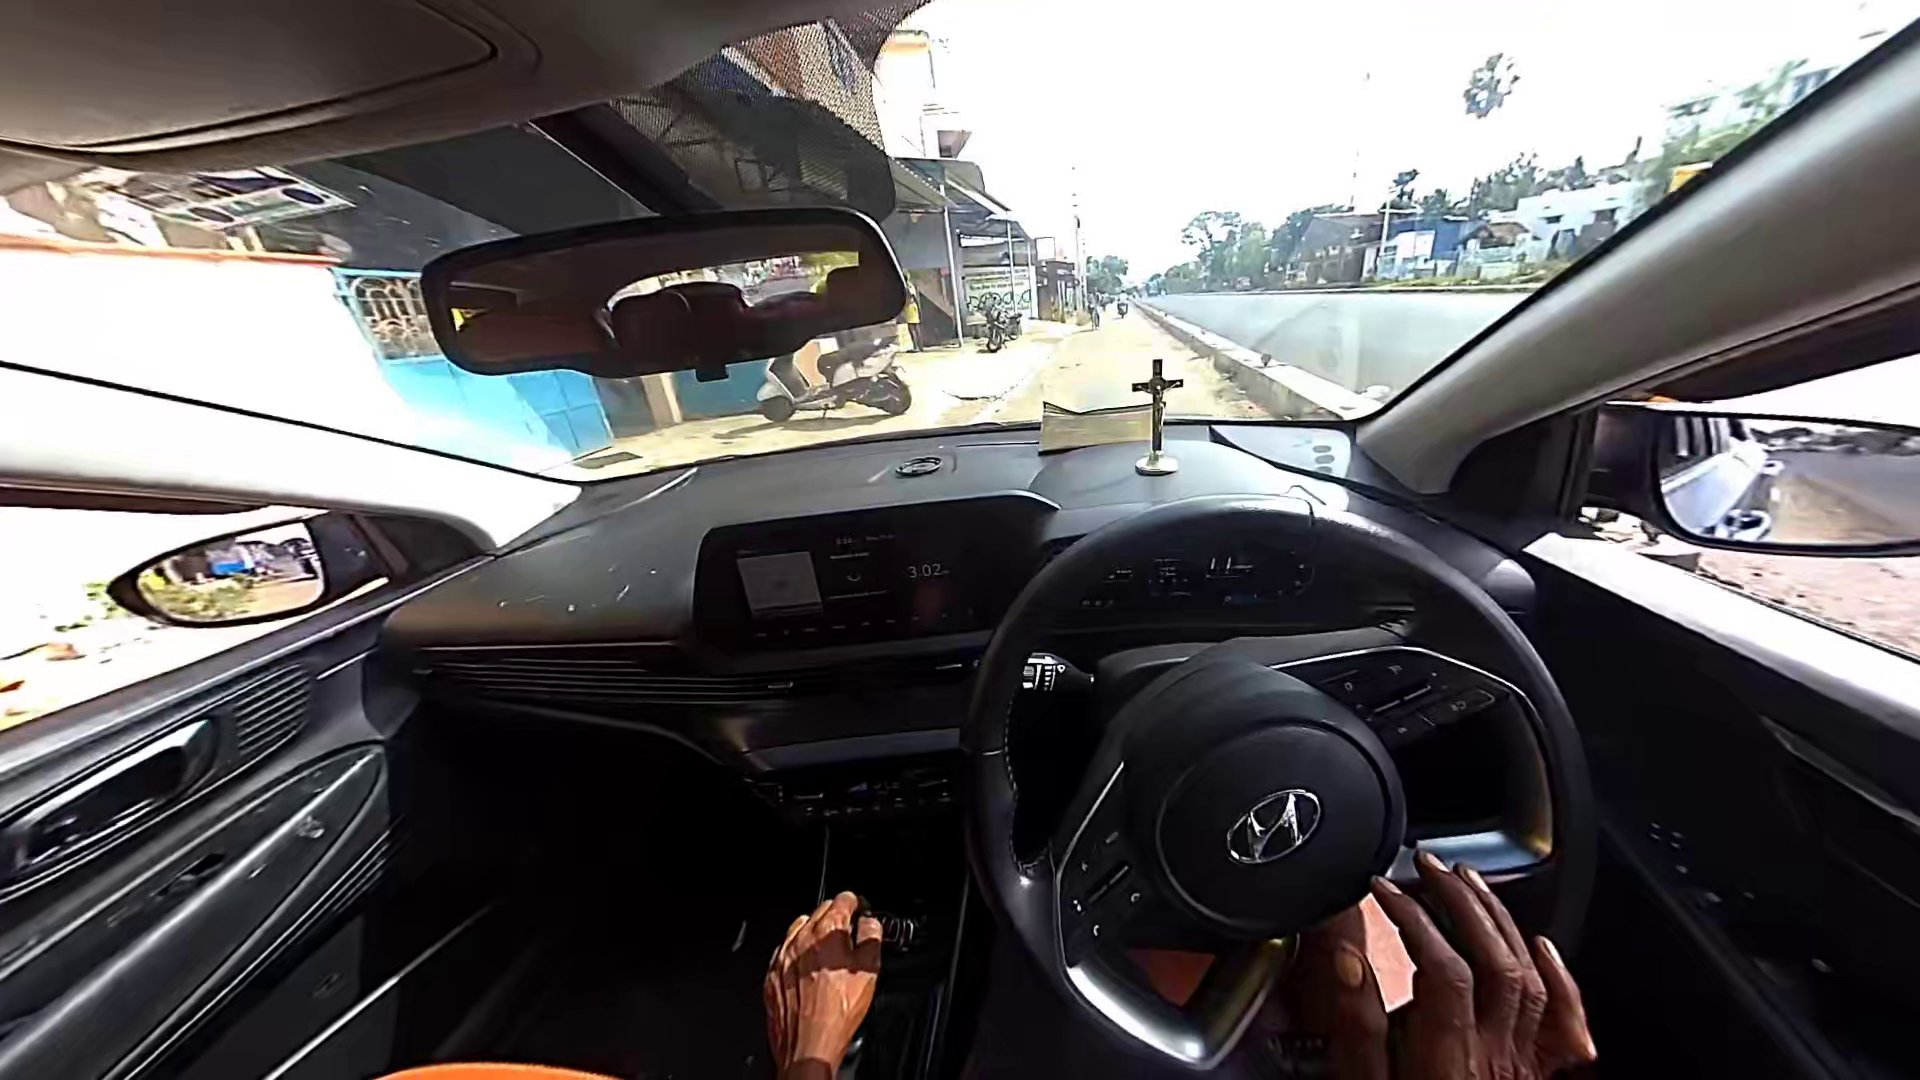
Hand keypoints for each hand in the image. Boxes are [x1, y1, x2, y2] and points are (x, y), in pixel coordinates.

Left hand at [764, 892, 881, 1079]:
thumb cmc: (838, 1015)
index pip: (844, 898)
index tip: (860, 915)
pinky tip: (808, 968)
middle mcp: (802, 938)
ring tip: (827, 952)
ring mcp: (784, 956)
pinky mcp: (772, 974)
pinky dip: (797, 951)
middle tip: (848, 936)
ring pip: (801, 926)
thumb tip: (869, 922)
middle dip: (837, 916)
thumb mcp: (870, 971)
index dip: (857, 905)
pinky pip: (785, 949)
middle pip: (822, 908)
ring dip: (815, 931)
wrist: (808, 1051)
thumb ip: (872, 936)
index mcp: (827, 931)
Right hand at [1285, 854, 1594, 1078]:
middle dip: (1460, 901)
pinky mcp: (1533, 1073)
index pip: (1444, 967)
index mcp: (1448, 1059)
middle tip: (1428, 865)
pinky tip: (1540, 945)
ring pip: (1531, 981)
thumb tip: (1348, 958)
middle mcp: (1497, 1059)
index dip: (1413, 915)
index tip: (1381, 886)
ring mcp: (1523, 1067)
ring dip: (1499, 921)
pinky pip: (1565, 1027)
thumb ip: (1356, 1025)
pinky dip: (1560, 981)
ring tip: (1468, 881)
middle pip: (1496, 963)